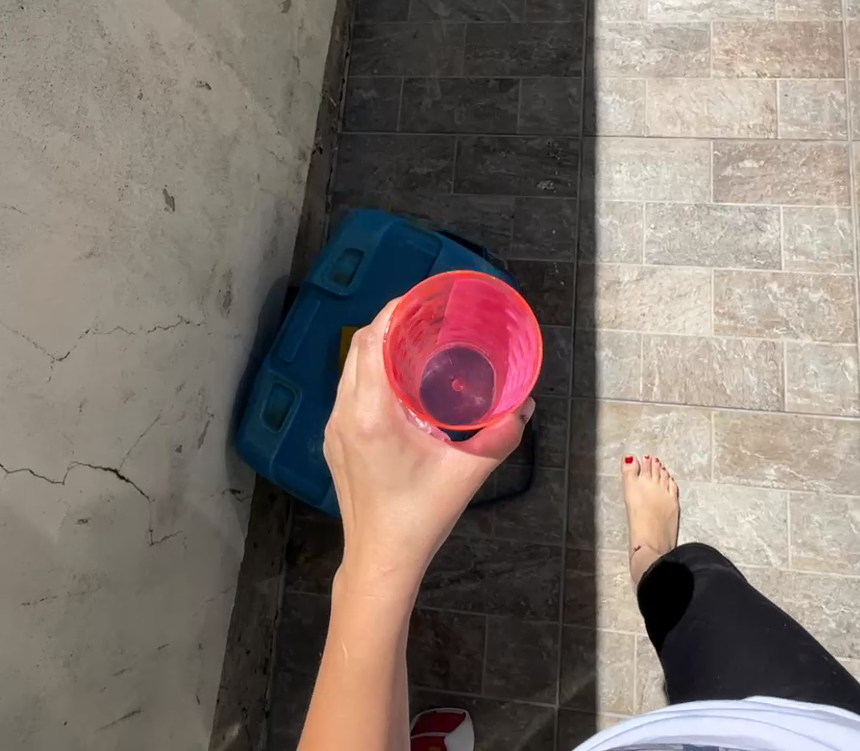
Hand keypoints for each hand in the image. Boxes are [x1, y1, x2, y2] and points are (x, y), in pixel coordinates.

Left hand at [323, 298, 532, 597]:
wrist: (380, 560)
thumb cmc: (421, 516)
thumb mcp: (467, 474)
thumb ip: (501, 436)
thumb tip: (525, 404)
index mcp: (372, 414)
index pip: (372, 341)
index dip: (392, 311)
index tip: (421, 299)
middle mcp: (345, 413)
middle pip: (359, 347)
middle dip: (388, 324)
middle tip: (426, 317)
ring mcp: (334, 427)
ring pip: (351, 367)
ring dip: (377, 347)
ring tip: (414, 341)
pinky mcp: (334, 439)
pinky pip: (349, 389)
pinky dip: (370, 371)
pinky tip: (397, 380)